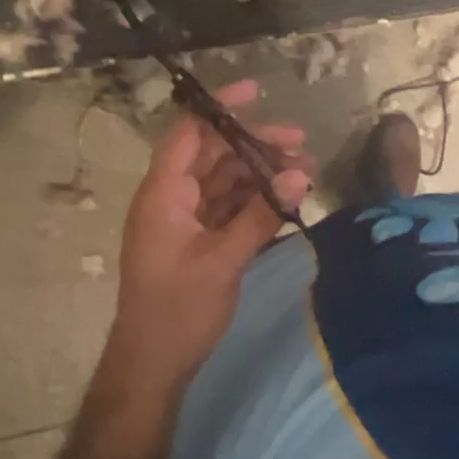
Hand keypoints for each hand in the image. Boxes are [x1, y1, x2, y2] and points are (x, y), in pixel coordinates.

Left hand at [102, 81, 313, 392]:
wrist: (152, 368)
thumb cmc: (178, 311)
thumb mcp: (224, 261)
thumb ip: (261, 214)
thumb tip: (300, 173)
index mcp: (163, 194)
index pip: (189, 133)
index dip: (220, 108)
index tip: (257, 90)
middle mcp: (172, 199)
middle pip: (215, 155)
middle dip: (257, 145)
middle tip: (302, 143)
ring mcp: (184, 220)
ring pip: (225, 181)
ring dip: (262, 174)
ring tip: (306, 173)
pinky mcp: (198, 241)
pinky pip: (229, 207)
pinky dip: (256, 201)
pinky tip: (288, 201)